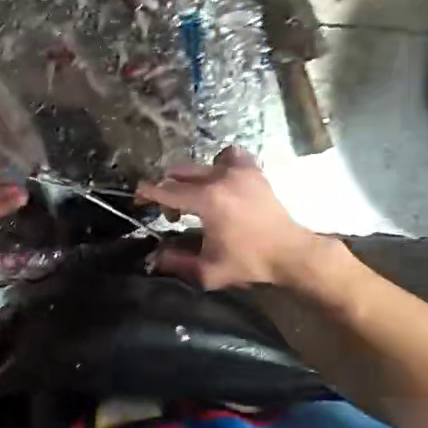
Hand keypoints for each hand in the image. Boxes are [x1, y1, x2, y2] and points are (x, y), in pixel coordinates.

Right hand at [137, 146, 327, 289]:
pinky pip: (228, 156)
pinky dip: (219, 163)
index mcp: (207, 200)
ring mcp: (239, 171)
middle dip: (168, 190)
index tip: (138, 199)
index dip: (148, 194)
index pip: (167, 190)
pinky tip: (221, 180)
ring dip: (190, 180)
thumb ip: (176, 262)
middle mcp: (220, 178)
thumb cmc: (250, 263)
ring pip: (201, 164)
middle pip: (179, 173)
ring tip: (196, 200)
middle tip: (171, 213)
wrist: (290, 253)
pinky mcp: (253, 171)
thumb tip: (152, 258)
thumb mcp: (208, 271)